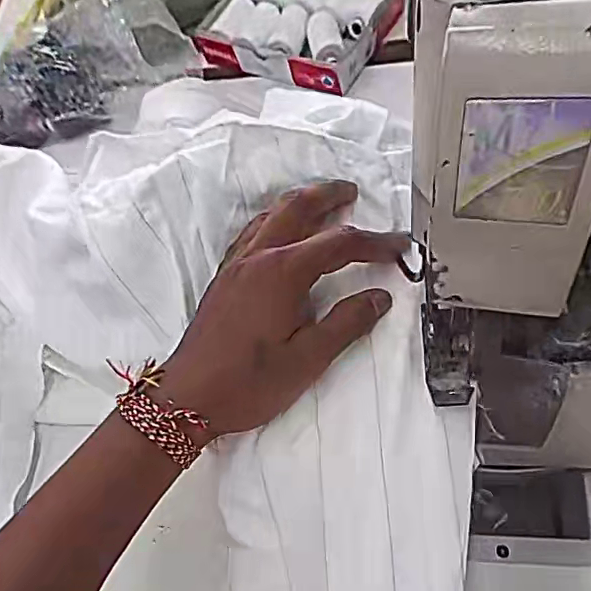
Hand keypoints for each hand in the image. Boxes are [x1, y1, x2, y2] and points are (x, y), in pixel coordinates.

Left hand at [156, 180, 405, 438]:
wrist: (189, 399)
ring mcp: (236, 267)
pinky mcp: (225, 280)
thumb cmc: (248, 383)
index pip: (340, 244)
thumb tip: (379, 298)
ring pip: (271, 216)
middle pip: (298, 209)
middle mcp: (257, 259)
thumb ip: (346, 324)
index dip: (376, 242)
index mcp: (282, 273)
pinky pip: (253, 234)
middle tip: (352, 191)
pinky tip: (280, 234)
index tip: (401, 246)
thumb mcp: (308, 359)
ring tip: (321, 204)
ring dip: (300, 203)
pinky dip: (275, 221)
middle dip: (329, 196)